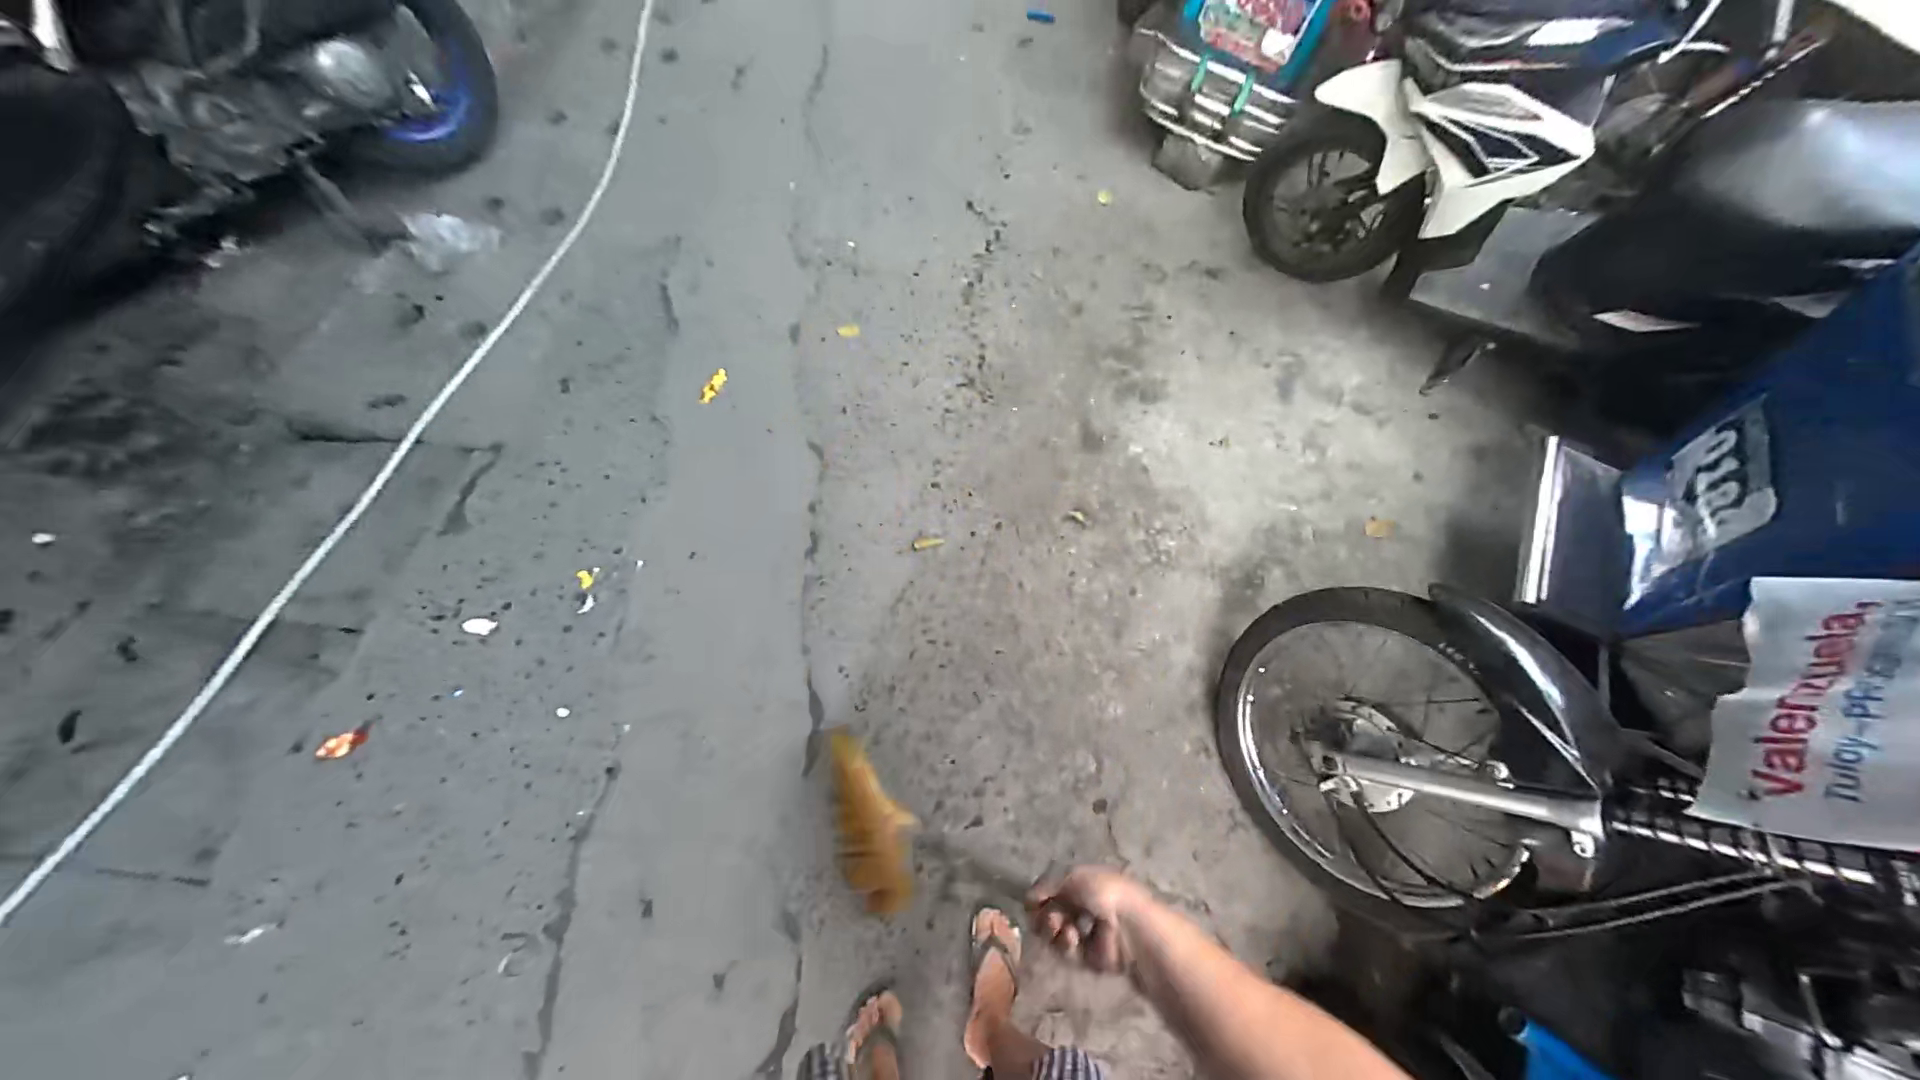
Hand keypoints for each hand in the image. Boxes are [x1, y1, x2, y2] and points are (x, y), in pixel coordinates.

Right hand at [1026, 865, 1148, 975]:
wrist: (1128, 922)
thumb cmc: (1102, 891)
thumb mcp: (1071, 877)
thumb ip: (1045, 885)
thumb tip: (1027, 899)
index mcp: (1077, 885)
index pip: (1047, 893)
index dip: (1038, 899)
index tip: (1033, 903)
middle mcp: (1078, 908)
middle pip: (1046, 916)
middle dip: (1043, 917)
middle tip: (1050, 918)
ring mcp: (1083, 934)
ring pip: (1053, 937)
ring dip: (1052, 931)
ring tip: (1061, 926)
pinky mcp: (1088, 958)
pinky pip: (1067, 954)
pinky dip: (1066, 946)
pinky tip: (1073, 938)